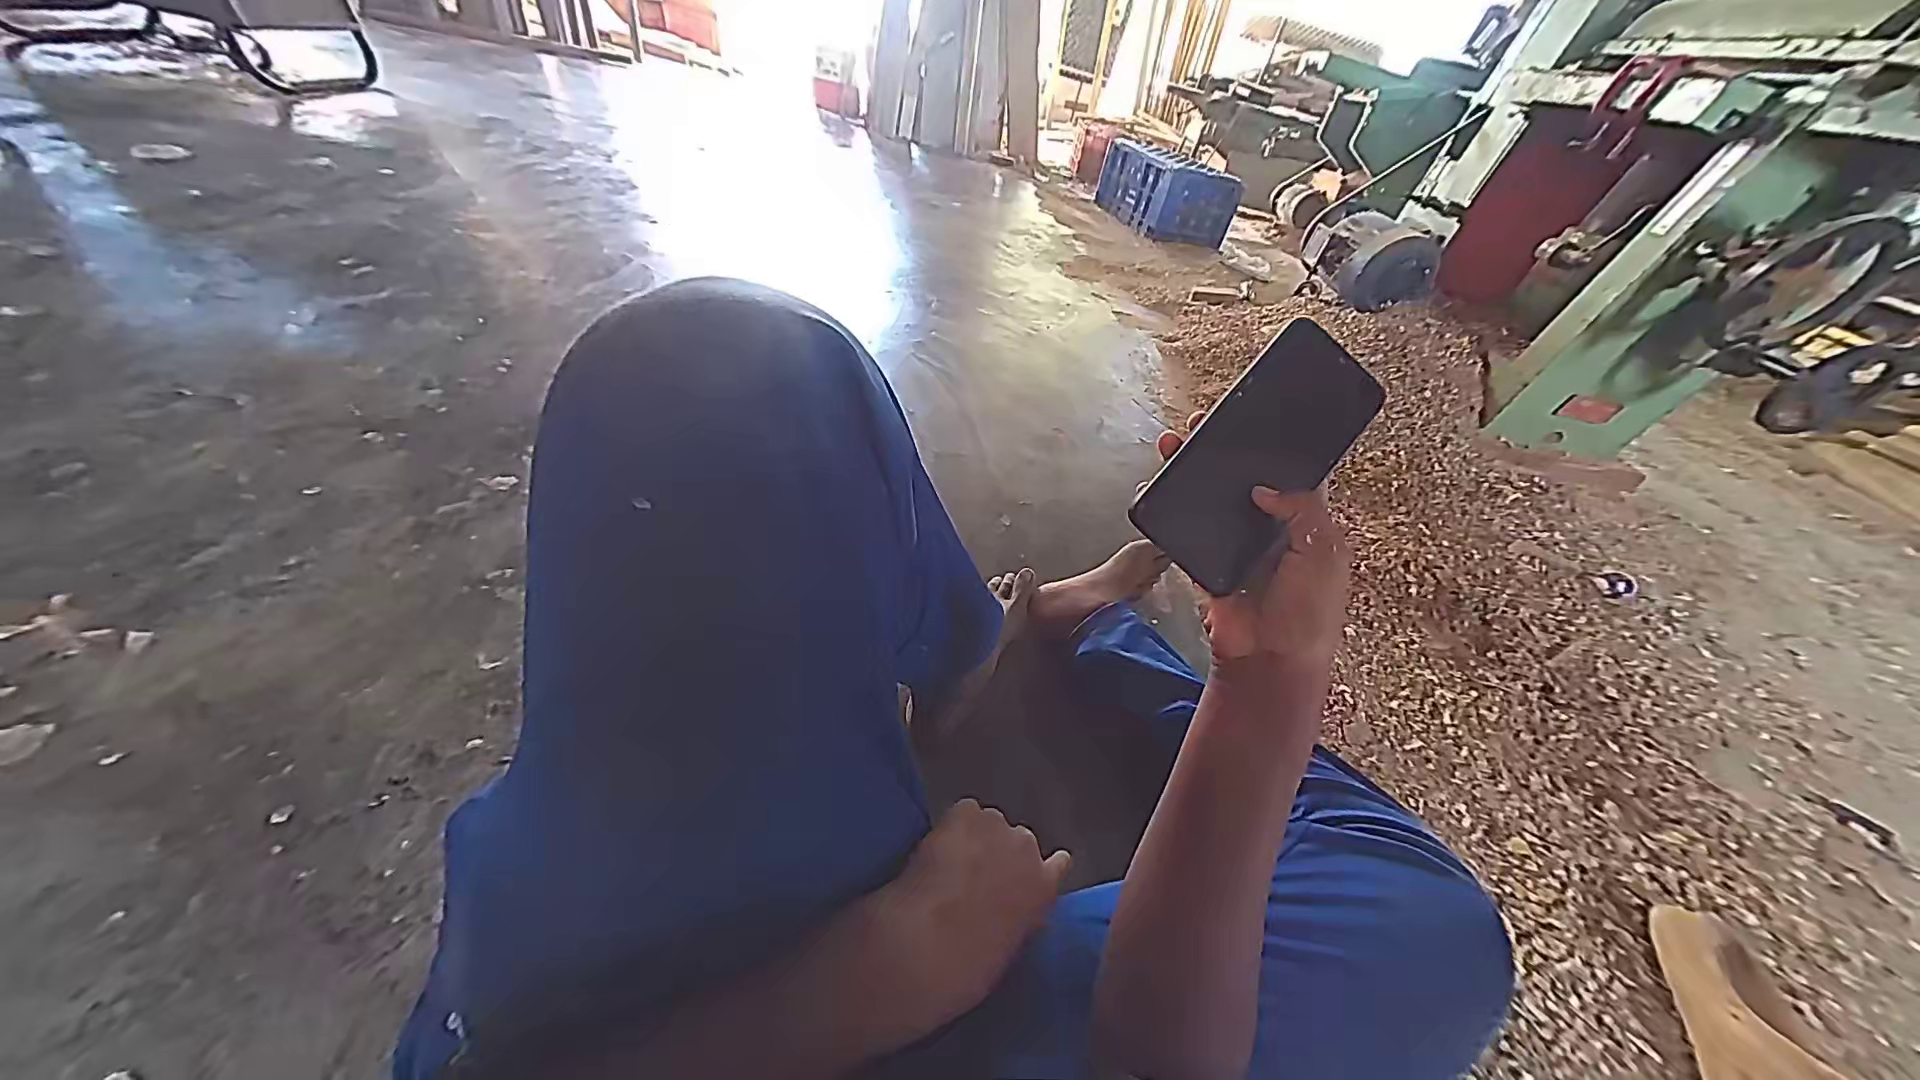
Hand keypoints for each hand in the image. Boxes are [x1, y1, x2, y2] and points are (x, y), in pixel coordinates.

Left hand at [874, 799, 1071, 1028]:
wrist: (930, 944)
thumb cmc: (971, 964)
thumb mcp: (1011, 943)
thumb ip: (1020, 913)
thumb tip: (1009, 905)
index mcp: (1044, 887)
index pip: (1057, 864)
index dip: (1035, 867)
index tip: (1020, 874)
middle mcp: (1027, 847)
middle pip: (1019, 839)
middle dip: (1000, 852)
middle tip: (975, 875)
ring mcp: (996, 825)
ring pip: (989, 822)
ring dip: (976, 837)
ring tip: (953, 860)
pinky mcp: (965, 812)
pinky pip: (964, 812)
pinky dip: (953, 825)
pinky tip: (940, 845)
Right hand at [1156, 413, 1351, 667]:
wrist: (1266, 659)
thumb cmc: (1308, 611)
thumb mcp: (1323, 553)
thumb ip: (1303, 511)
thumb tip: (1262, 486)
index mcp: (1304, 522)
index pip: (1290, 474)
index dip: (1272, 448)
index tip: (1251, 420)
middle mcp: (1267, 527)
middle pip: (1241, 480)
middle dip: (1221, 452)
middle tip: (1201, 426)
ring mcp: (1233, 543)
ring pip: (1210, 498)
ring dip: (1191, 473)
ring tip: (1173, 446)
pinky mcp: (1203, 559)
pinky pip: (1186, 529)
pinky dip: (1173, 508)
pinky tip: (1161, 486)